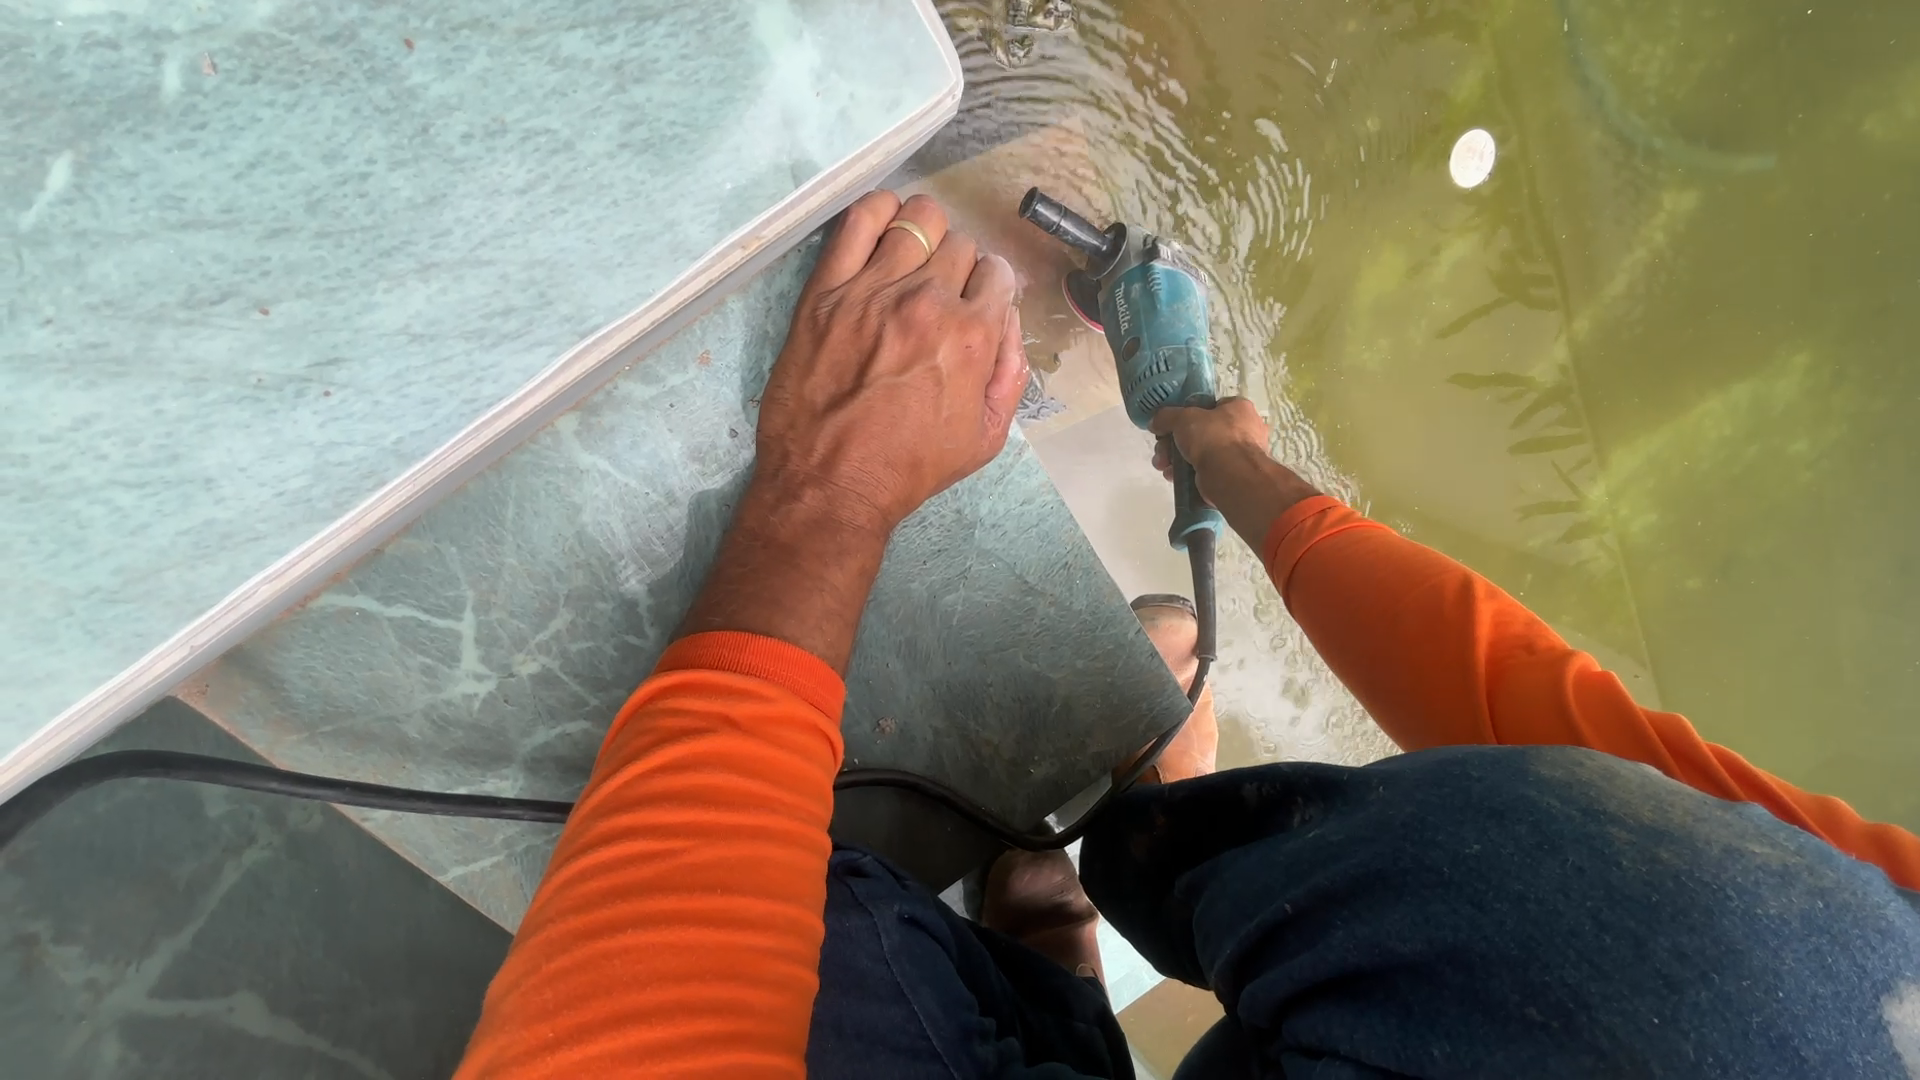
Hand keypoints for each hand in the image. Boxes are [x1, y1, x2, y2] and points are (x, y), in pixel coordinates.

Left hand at [755, 191, 1030, 532]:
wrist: (831, 483)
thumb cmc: (910, 468)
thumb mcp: (985, 439)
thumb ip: (1010, 375)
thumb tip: (1009, 323)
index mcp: (972, 337)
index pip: (998, 275)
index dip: (990, 290)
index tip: (974, 305)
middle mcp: (928, 302)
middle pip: (959, 245)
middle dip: (957, 267)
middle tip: (939, 295)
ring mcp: (872, 290)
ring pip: (916, 219)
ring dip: (925, 234)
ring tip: (913, 260)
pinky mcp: (825, 291)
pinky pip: (857, 220)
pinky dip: (877, 211)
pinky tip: (883, 226)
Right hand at [1148, 397, 1320, 547]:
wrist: (1230, 477)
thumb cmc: (1213, 438)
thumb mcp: (1183, 418)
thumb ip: (1166, 417)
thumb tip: (1155, 422)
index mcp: (1239, 409)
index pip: (1209, 407)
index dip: (1187, 415)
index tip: (1170, 426)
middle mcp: (1243, 430)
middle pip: (1199, 433)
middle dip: (1174, 443)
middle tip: (1161, 451)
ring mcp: (1238, 456)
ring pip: (1199, 454)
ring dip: (1176, 460)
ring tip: (1163, 466)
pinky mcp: (1230, 477)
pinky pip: (1203, 471)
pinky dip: (1186, 474)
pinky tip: (1173, 477)